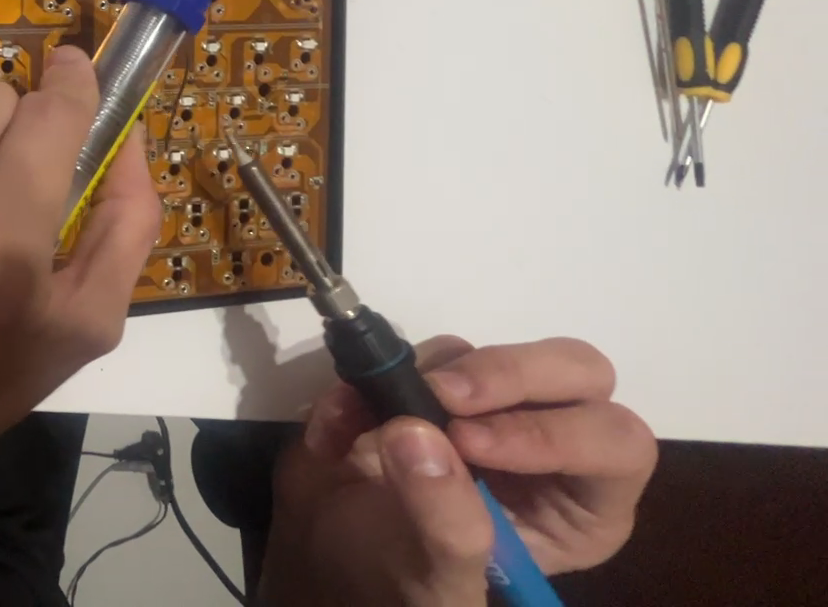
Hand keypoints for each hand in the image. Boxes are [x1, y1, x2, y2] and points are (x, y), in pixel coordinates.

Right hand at [257, 336, 657, 606]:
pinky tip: (334, 429)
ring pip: (476, 354)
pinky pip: (396, 355)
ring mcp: (474, 406)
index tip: (465, 441)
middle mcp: (541, 445)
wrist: (325, 559)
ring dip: (414, 378)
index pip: (612, 442)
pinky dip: (359, 381)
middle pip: (573, 371)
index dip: (548, 431)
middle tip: (438, 392)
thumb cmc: (400, 586)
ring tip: (365, 426)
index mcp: (579, 504)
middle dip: (504, 374)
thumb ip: (446, 523)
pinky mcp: (412, 383)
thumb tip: (418, 434)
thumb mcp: (439, 585)